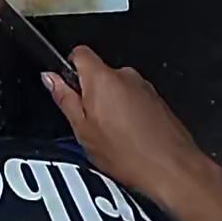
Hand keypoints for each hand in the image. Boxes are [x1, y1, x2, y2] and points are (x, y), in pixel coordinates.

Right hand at [42, 46, 220, 205]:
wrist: (170, 167)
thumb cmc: (129, 154)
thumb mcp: (83, 130)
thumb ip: (65, 99)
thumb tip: (50, 78)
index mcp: (102, 79)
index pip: (80, 53)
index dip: (69, 67)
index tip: (67, 85)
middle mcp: (125, 75)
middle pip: (99, 73)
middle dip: (91, 94)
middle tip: (89, 122)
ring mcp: (144, 86)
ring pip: (117, 87)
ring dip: (111, 105)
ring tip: (112, 135)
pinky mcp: (156, 98)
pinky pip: (134, 98)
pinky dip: (128, 112)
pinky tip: (128, 137)